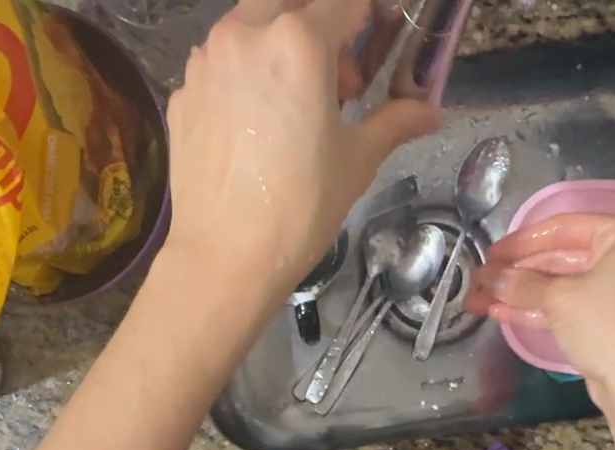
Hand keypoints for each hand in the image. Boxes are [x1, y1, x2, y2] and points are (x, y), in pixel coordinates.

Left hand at [161, 0, 441, 298]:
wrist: (225, 259)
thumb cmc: (300, 210)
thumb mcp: (356, 162)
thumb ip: (394, 122)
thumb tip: (432, 112)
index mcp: (298, 41)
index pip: (347, 0)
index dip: (371, 16)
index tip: (381, 40)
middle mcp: (245, 33)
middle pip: (293, 1)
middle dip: (322, 27)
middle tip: (337, 84)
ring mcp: (205, 62)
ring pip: (250, 26)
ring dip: (279, 47)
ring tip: (294, 109)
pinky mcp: (182, 94)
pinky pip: (221, 65)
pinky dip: (246, 80)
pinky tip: (256, 131)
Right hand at [465, 214, 614, 395]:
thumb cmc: (604, 325)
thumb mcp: (558, 299)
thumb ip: (521, 283)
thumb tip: (488, 278)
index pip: (563, 228)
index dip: (521, 241)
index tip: (490, 253)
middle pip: (558, 256)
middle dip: (516, 271)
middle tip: (480, 279)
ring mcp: (614, 288)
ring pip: (558, 283)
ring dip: (519, 291)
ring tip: (480, 298)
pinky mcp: (604, 317)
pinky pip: (565, 304)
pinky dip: (535, 307)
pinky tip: (500, 311)